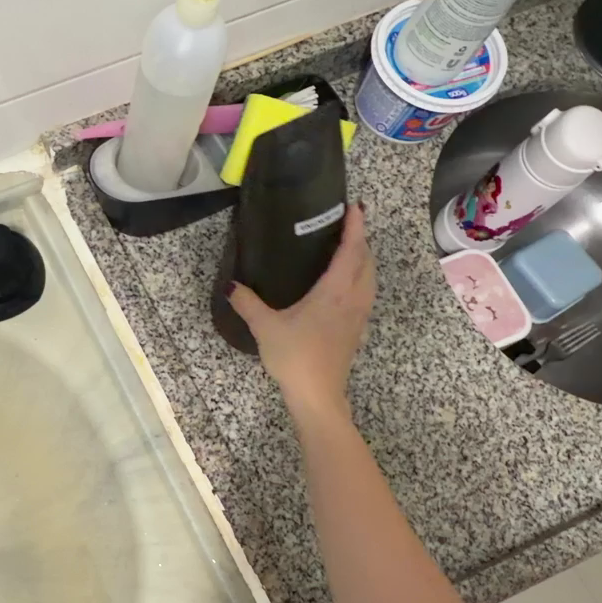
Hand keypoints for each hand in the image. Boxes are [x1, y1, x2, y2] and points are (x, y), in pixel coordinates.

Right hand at [227, 202, 373, 415]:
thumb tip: (231, 285)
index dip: (355, 226)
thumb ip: (248, 303)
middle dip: (361, 241)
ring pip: (370, 279)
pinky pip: (366, 295)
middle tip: (347, 227)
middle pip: (367, 261)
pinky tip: (346, 287)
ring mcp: (359, 316)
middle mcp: (353, 298)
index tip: (354, 207)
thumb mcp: (265, 327)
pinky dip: (361, 281)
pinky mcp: (356, 330)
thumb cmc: (295, 357)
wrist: (317, 394)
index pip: (351, 250)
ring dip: (364, 261)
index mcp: (335, 291)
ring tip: (348, 252)